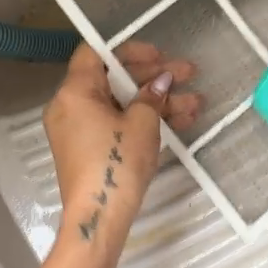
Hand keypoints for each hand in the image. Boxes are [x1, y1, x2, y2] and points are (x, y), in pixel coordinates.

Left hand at [45, 42, 198, 251]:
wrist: (99, 217)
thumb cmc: (117, 162)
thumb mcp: (142, 123)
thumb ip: (152, 95)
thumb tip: (161, 81)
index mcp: (75, 92)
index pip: (96, 53)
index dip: (129, 49)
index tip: (159, 55)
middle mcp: (70, 106)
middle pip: (115, 78)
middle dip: (155, 77)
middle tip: (189, 75)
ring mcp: (80, 129)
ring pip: (122, 103)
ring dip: (159, 102)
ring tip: (196, 104)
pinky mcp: (89, 148)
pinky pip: (117, 123)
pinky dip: (144, 120)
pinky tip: (182, 122)